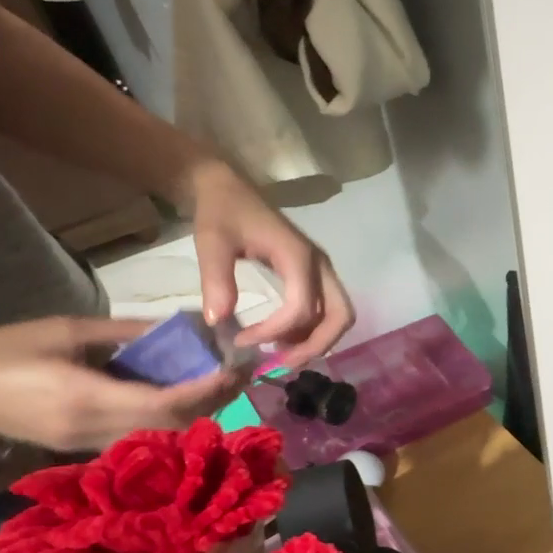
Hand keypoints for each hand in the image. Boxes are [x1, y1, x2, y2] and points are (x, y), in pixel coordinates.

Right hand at [0, 317, 243, 450]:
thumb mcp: (67, 330)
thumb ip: (128, 333)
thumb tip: (182, 327)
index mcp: (87, 398)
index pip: (167, 403)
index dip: (207, 389)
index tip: (236, 369)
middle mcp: (92, 430)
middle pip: (172, 425)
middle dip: (212, 402)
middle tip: (240, 375)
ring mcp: (85, 446)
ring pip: (159, 436)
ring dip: (195, 414)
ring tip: (220, 386)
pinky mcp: (78, 449)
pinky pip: (138, 439)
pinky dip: (168, 422)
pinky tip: (183, 400)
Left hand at [180, 159, 354, 366]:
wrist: (228, 189)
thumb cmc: (221, 213)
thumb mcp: (211, 242)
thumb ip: (217, 280)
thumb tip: (219, 323)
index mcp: (299, 257)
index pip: (303, 308)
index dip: (276, 331)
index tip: (242, 340)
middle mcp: (320, 267)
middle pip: (340, 316)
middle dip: (316, 345)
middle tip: (283, 363)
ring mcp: (322, 271)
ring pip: (339, 317)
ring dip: (317, 341)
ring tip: (283, 354)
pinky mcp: (316, 277)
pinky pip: (328, 311)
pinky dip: (313, 331)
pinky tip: (284, 339)